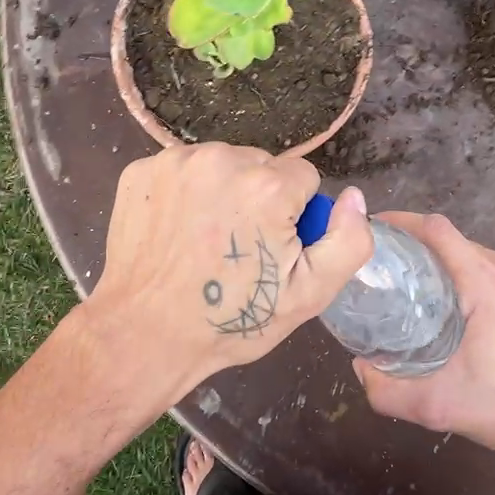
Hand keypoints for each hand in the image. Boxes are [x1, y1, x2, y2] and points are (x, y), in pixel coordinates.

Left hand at [87, 142, 371, 400]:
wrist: (145, 334)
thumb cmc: (231, 319)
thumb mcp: (309, 295)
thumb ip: (348, 241)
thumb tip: (354, 197)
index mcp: (267, 185)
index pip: (303, 177)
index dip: (294, 214)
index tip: (272, 246)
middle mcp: (221, 159)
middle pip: (260, 166)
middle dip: (258, 198)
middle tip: (238, 247)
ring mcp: (175, 162)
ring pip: (221, 164)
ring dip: (221, 191)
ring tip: (205, 240)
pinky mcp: (140, 170)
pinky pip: (181, 170)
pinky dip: (184, 193)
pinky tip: (176, 230)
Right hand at [350, 212, 494, 465]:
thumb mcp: (439, 406)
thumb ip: (388, 391)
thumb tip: (359, 370)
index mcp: (485, 282)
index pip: (436, 229)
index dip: (400, 222)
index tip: (370, 232)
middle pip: (450, 240)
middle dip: (412, 246)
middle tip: (378, 268)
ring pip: (469, 257)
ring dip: (436, 263)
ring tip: (402, 286)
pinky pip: (487, 273)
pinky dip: (459, 277)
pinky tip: (441, 308)